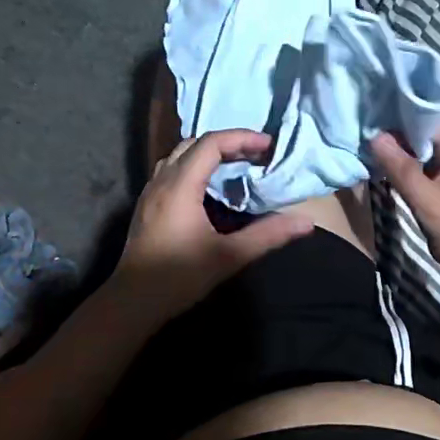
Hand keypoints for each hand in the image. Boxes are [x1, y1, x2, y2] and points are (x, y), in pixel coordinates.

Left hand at [113, 130, 314, 317]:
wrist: (133, 301)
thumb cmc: (180, 276)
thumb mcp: (229, 256)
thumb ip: (268, 235)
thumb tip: (306, 222)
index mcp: (180, 186)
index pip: (211, 143)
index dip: (241, 139)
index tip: (267, 146)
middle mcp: (162, 181)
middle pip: (194, 144)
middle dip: (228, 143)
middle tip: (256, 155)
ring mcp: (150, 193)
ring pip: (180, 157)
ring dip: (209, 155)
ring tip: (237, 167)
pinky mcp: (147, 207)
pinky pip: (172, 172)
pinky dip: (196, 169)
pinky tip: (211, 190)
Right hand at [369, 119, 439, 267]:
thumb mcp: (427, 202)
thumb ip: (401, 169)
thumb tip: (375, 137)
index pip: (433, 118)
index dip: (404, 113)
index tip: (375, 111)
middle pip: (426, 127)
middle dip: (397, 127)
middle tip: (366, 124)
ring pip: (420, 143)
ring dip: (398, 143)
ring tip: (369, 138)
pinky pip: (420, 158)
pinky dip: (402, 158)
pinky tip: (381, 158)